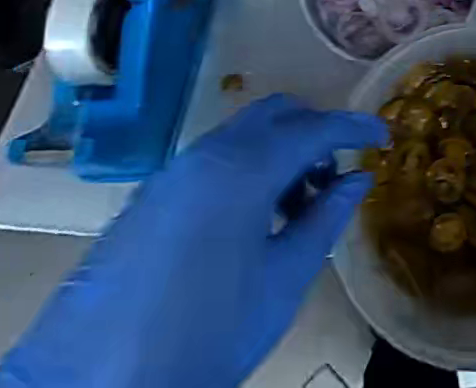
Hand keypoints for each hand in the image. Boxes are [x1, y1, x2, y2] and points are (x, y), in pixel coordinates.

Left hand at [0, 95, 386, 387]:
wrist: (91, 381)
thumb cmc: (204, 333)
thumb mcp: (281, 282)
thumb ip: (324, 221)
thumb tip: (358, 181)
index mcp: (244, 168)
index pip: (314, 128)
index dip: (354, 128)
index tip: (384, 138)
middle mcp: (209, 152)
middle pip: (276, 113)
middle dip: (314, 131)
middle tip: (337, 173)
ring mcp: (176, 169)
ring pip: (244, 133)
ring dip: (280, 149)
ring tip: (298, 205)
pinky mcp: (155, 192)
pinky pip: (216, 156)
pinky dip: (248, 165)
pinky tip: (255, 217)